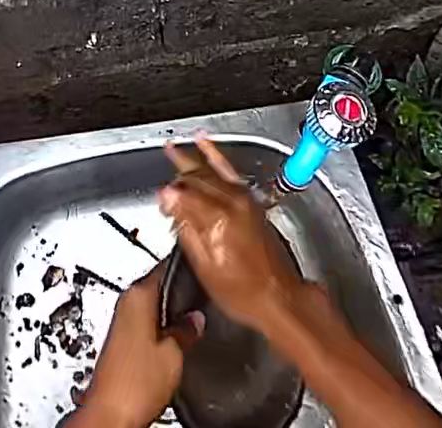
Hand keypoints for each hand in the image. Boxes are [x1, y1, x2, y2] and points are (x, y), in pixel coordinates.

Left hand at [71, 265, 201, 427]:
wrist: (110, 416)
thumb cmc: (132, 384)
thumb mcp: (173, 355)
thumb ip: (187, 330)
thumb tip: (196, 319)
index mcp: (138, 294)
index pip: (166, 268)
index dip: (187, 270)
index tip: (202, 271)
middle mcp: (127, 302)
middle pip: (160, 286)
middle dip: (181, 295)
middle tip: (203, 301)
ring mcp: (123, 321)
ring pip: (154, 307)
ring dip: (171, 315)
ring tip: (192, 325)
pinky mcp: (123, 340)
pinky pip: (147, 325)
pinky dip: (161, 331)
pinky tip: (174, 345)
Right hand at [158, 133, 302, 332]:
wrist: (280, 298)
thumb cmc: (246, 292)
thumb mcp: (205, 268)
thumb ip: (185, 230)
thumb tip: (170, 205)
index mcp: (217, 219)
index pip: (183, 194)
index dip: (168, 196)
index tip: (160, 200)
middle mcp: (231, 202)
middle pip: (195, 179)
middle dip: (177, 180)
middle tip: (164, 187)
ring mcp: (243, 197)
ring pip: (209, 171)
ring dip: (190, 160)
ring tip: (173, 147)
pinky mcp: (250, 198)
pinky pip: (228, 168)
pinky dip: (215, 153)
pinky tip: (204, 142)